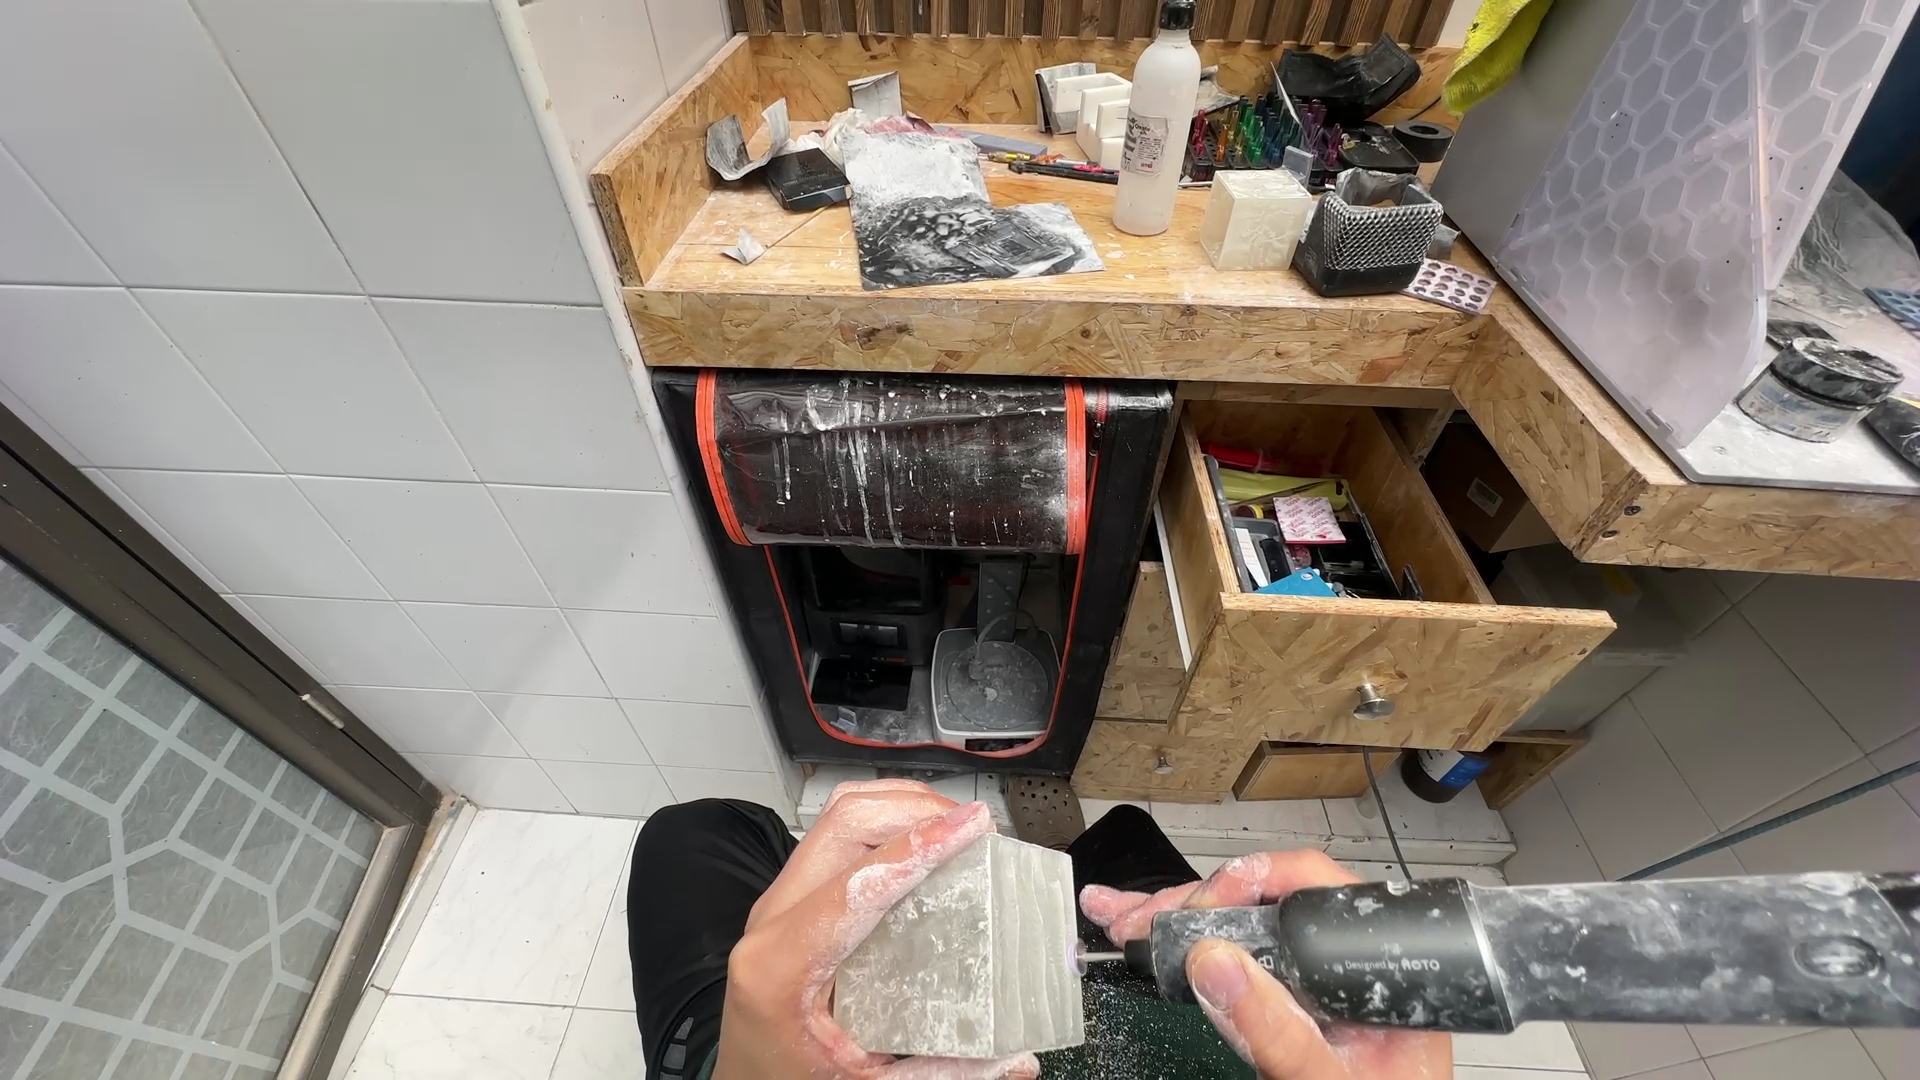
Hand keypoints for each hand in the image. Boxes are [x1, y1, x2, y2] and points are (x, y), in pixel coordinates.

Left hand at [713, 781, 1040, 1079]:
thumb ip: (943, 1069)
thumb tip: (1021, 1062)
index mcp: (782, 968)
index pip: (858, 885)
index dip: (918, 847)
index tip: (970, 825)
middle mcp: (773, 917)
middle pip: (844, 823)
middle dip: (916, 809)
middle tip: (974, 825)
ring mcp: (779, 893)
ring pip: (839, 811)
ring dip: (900, 801)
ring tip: (953, 820)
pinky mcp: (792, 886)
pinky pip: (836, 825)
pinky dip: (883, 812)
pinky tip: (918, 827)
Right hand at [1082, 850, 1451, 1079]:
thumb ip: (1277, 1032)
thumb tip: (1212, 960)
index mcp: (1373, 968)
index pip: (1313, 888)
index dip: (1249, 881)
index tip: (1198, 910)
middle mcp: (1338, 958)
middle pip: (1258, 898)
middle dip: (1189, 904)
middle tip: (1142, 921)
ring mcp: (1302, 971)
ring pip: (1230, 916)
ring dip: (1170, 914)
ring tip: (1122, 920)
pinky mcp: (1273, 985)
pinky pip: (1222, 947)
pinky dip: (1175, 936)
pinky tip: (1131, 921)